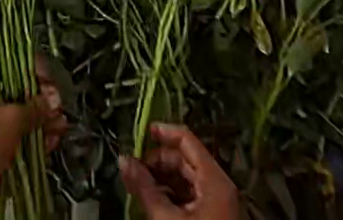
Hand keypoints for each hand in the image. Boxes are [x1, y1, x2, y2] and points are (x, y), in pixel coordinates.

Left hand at [0, 72, 64, 219]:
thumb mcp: (9, 119)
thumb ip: (34, 107)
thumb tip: (53, 98)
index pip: (8, 66)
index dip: (31, 71)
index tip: (50, 80)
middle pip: (16, 93)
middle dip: (41, 100)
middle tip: (58, 105)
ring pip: (20, 118)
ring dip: (42, 120)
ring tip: (60, 124)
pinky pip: (20, 139)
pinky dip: (36, 138)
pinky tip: (53, 139)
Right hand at [119, 123, 239, 219]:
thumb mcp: (166, 218)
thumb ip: (144, 187)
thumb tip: (123, 161)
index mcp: (215, 178)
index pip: (187, 139)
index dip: (163, 132)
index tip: (142, 132)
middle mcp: (219, 185)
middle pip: (184, 159)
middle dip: (157, 161)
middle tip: (134, 167)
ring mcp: (217, 203)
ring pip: (185, 178)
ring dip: (161, 179)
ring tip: (140, 186)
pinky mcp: (213, 217)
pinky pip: (189, 195)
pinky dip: (170, 194)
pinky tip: (154, 202)